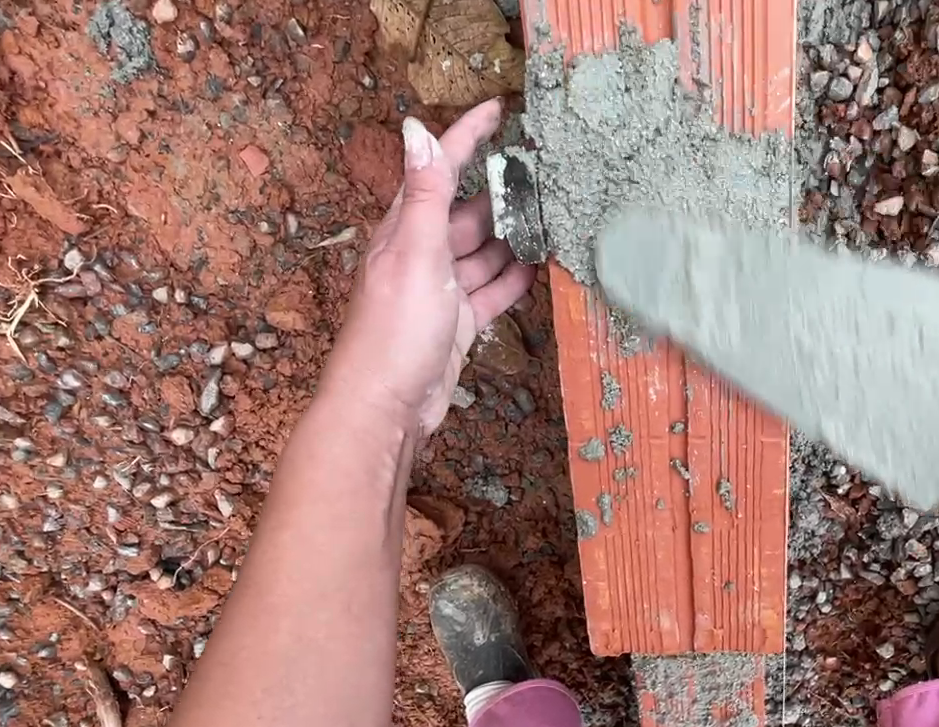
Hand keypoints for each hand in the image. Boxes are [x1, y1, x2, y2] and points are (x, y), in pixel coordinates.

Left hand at [329, 99, 535, 435]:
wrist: (388, 404)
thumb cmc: (396, 330)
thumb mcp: (414, 256)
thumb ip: (425, 197)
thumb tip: (417, 128)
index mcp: (405, 230)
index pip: (440, 170)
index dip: (466, 137)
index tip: (499, 110)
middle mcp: (423, 255)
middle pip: (467, 213)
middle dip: (500, 193)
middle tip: (542, 174)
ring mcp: (442, 292)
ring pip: (483, 254)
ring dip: (511, 238)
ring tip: (550, 218)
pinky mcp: (459, 324)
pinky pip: (491, 293)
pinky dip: (512, 282)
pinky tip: (537, 269)